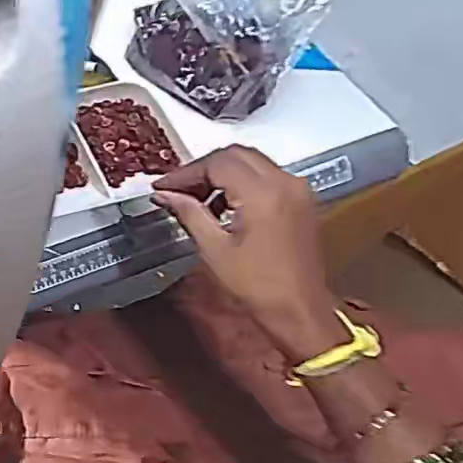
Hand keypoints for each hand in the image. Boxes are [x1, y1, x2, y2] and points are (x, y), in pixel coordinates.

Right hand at [152, 145, 347, 359]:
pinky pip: (266, 176)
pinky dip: (240, 182)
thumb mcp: (214, 248)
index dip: (185, 173)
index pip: (218, 163)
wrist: (297, 307)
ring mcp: (296, 188)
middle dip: (202, 169)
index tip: (162, 187)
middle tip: (176, 190)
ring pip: (251, 162)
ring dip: (221, 174)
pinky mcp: (300, 199)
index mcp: (262, 194)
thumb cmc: (254, 284)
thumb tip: (164, 195)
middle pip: (236, 155)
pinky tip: (222, 206)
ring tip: (196, 200)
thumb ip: (189, 213)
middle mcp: (284, 182)